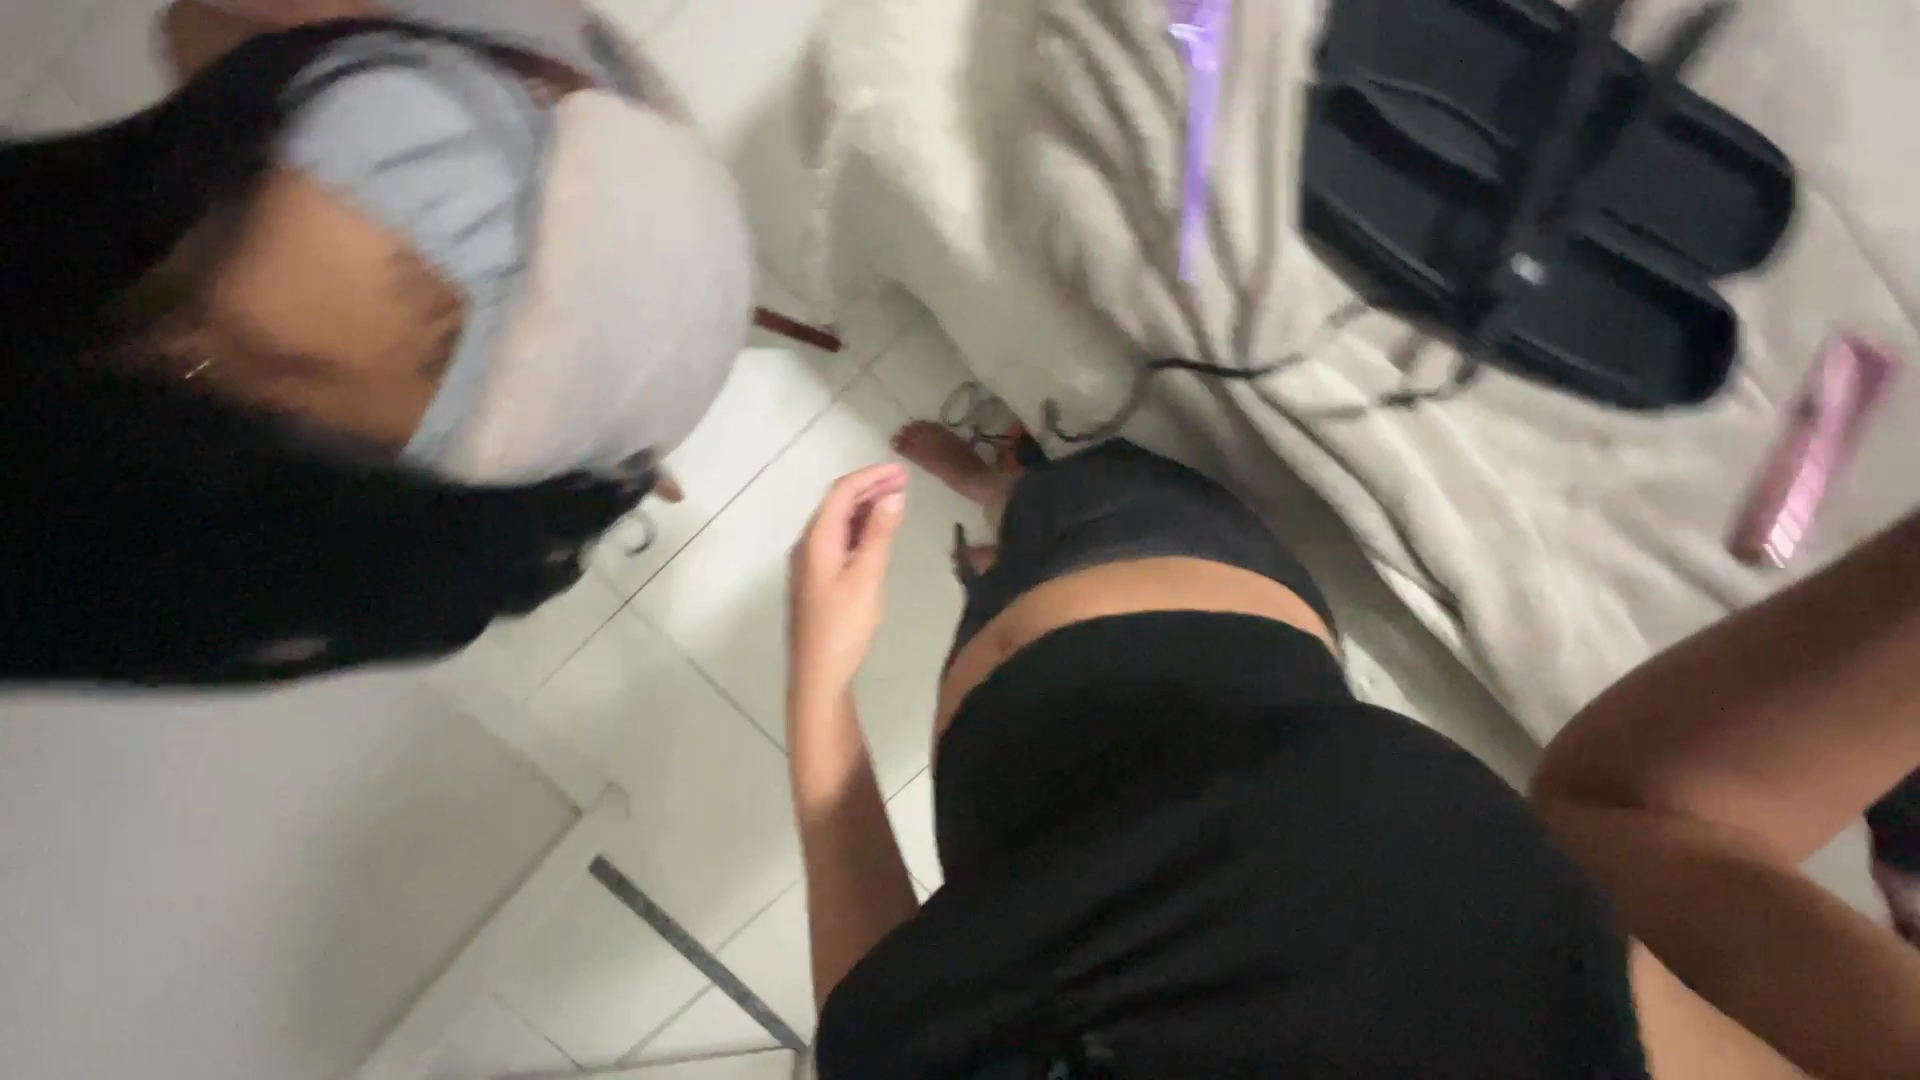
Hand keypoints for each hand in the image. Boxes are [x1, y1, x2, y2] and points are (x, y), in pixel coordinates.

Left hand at [788, 465, 908, 702]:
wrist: (818, 674)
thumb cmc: (844, 626)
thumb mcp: (867, 576)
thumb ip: (880, 534)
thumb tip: (893, 495)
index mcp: (816, 540)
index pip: (841, 493)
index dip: (871, 476)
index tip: (902, 472)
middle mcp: (807, 545)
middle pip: (837, 504)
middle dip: (869, 488)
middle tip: (904, 483)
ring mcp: (810, 564)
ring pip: (837, 523)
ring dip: (865, 509)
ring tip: (896, 502)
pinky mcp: (817, 581)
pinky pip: (838, 541)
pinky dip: (859, 530)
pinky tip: (877, 535)